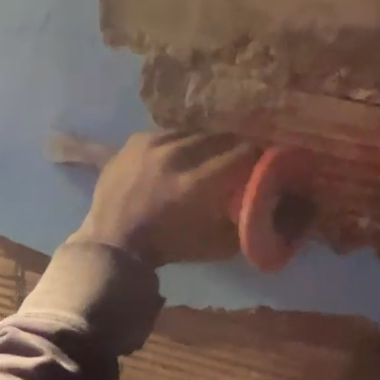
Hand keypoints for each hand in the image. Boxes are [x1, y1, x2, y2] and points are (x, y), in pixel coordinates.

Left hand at [69, 130, 259, 266]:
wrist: (113, 242)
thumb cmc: (168, 247)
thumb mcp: (216, 243)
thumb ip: (244, 220)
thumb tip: (266, 200)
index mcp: (196, 184)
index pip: (242, 154)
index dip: (259, 156)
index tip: (265, 163)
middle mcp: (176, 156)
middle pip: (221, 137)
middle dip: (236, 147)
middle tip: (241, 159)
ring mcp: (153, 144)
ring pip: (196, 133)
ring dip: (209, 143)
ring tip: (213, 155)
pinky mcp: (137, 139)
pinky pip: (171, 133)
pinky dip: (182, 143)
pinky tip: (183, 154)